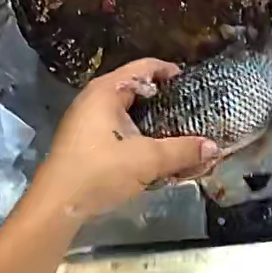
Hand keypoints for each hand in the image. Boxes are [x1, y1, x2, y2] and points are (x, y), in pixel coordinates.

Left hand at [27, 59, 219, 222]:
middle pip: (136, 88)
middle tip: (191, 110)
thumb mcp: (148, 160)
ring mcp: (87, 121)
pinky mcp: (86, 142)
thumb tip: (214, 147)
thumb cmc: (100, 171)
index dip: (170, 72)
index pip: (144, 67)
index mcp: (106, 91)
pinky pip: (119, 129)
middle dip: (165, 99)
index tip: (193, 85)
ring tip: (179, 131)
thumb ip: (183, 150)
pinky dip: (139, 134)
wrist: (57, 206)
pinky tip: (155, 152)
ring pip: (128, 111)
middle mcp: (95, 99)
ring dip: (153, 120)